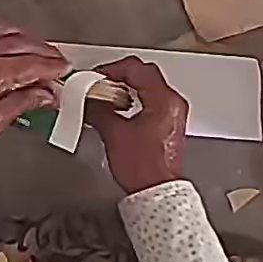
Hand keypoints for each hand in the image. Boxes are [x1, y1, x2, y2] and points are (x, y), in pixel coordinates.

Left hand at [0, 28, 68, 160]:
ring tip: (42, 58)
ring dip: (27, 44)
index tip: (64, 69)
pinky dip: (9, 44)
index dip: (51, 67)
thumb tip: (45, 94)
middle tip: (59, 63)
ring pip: (6, 37)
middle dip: (43, 53)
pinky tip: (18, 55)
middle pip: (21, 44)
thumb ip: (25, 101)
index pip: (29, 63)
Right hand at [84, 58, 187, 194]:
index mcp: (163, 100)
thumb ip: (99, 110)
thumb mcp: (114, 134)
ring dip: (127, 88)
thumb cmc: (143, 168)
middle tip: (100, 83)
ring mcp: (174, 112)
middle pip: (145, 74)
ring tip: (107, 96)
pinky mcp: (170, 123)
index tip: (98, 76)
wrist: (157, 192)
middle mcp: (173, 103)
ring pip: (149, 86)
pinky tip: (120, 109)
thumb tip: (89, 99)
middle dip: (120, 76)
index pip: (137, 69)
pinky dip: (135, 99)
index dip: (113, 69)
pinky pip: (152, 100)